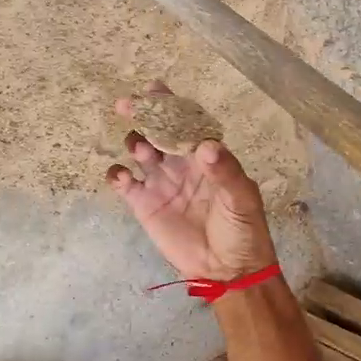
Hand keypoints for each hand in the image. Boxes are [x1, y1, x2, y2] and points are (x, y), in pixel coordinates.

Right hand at [108, 86, 275, 282]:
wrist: (228, 271)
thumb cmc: (242, 230)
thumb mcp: (242, 199)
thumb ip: (225, 171)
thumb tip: (204, 145)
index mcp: (205, 157)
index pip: (185, 123)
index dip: (169, 104)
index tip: (154, 89)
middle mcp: (180, 164)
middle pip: (157, 131)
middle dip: (142, 115)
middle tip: (126, 105)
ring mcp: (159, 183)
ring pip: (139, 151)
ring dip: (135, 143)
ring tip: (142, 150)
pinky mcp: (143, 204)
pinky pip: (123, 183)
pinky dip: (117, 175)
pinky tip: (122, 177)